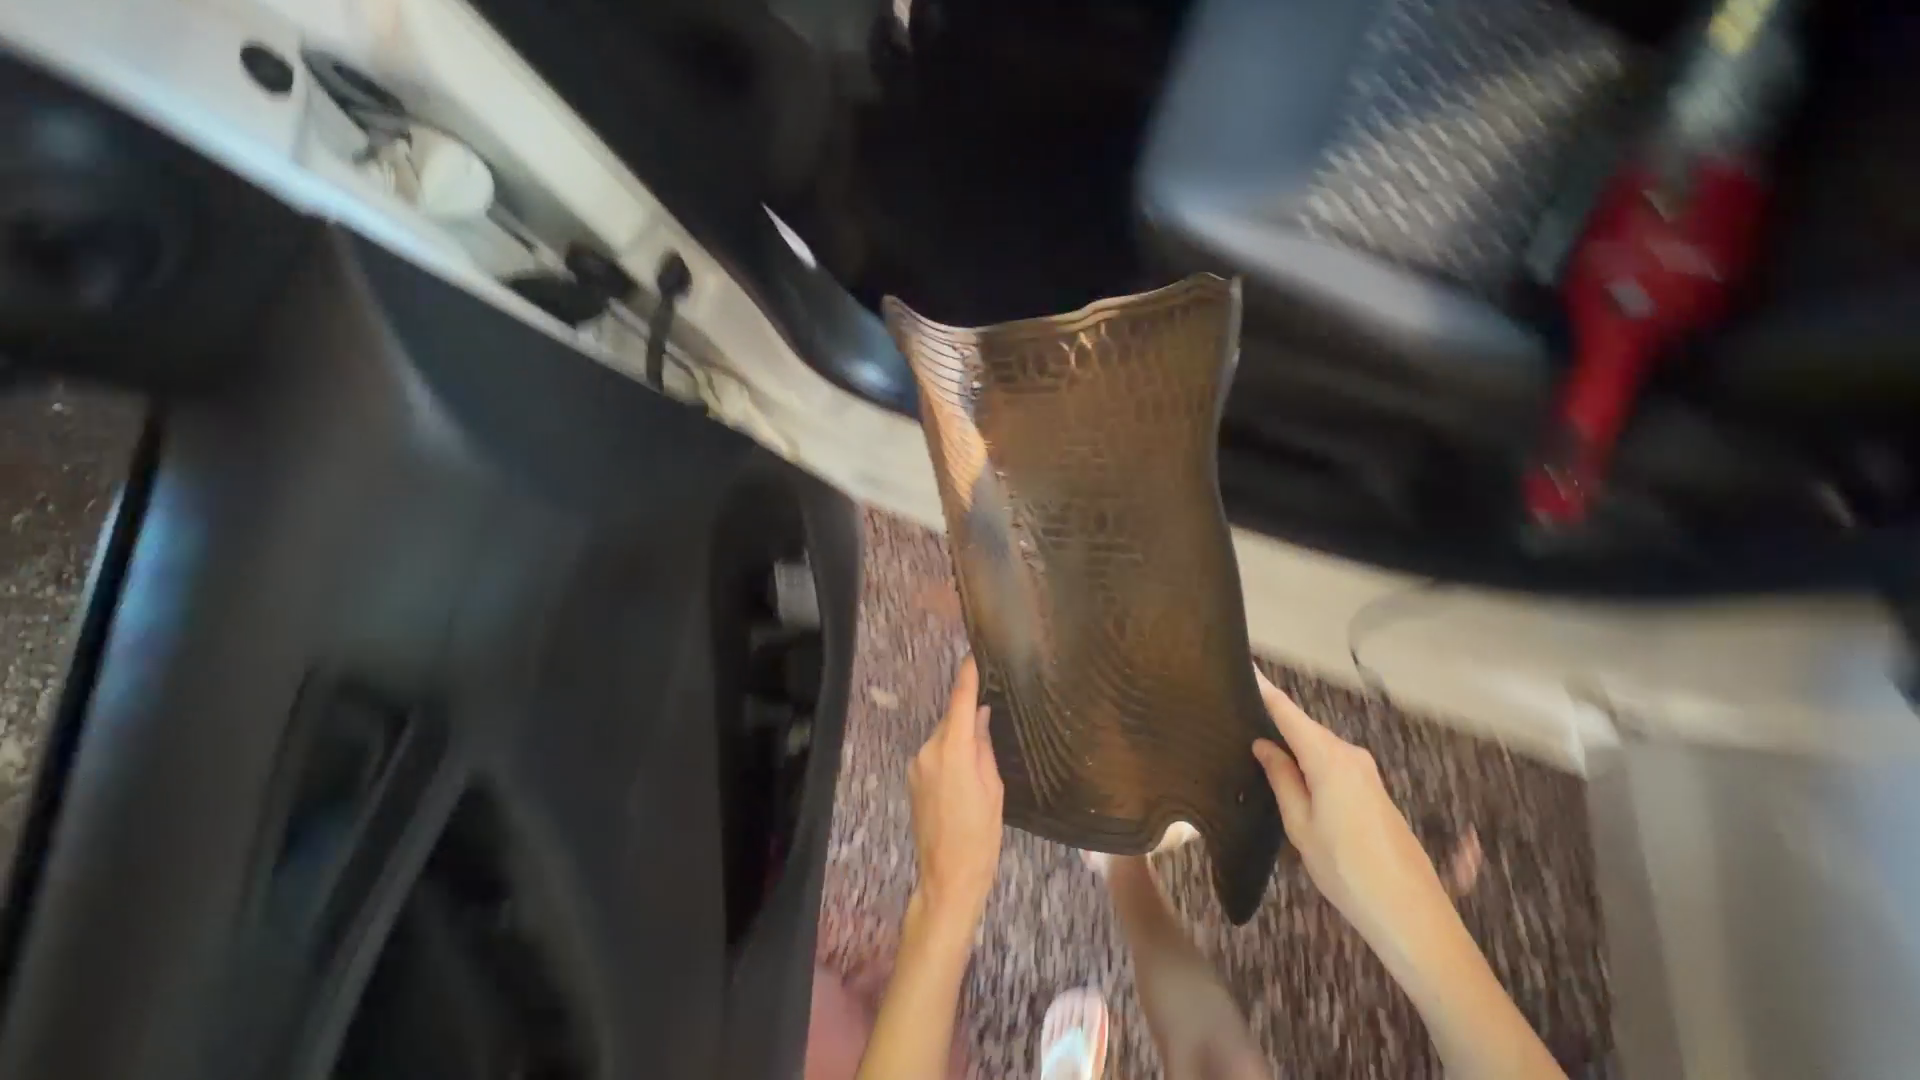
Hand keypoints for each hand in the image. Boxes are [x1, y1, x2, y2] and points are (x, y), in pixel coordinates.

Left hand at [907, 655, 1004, 925]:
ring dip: (960, 736)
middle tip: (994, 709)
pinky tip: (965, 770)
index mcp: (953, 751)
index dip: (967, 676)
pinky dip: (950, 752)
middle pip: (952, 719)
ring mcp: (917, 765)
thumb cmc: (981, 835)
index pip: (961, 702)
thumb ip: (984, 747)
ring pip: (943, 736)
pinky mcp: (912, 778)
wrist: (947, 875)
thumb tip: (980, 717)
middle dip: (969, 713)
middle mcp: (929, 751)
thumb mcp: (993, 788)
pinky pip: (935, 753)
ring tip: (983, 755)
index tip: (973, 654)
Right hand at [1249, 668, 1453, 954]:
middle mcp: (1350, 755)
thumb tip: (1265, 745)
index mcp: (1329, 758)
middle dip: (1274, 720)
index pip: (1288, 712)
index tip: (1245, 666)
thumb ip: (1281, 778)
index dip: (1265, 689)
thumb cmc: (1346, 869)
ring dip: (1291, 745)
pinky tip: (1290, 776)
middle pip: (1304, 728)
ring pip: (1318, 748)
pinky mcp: (1373, 791)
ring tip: (1256, 746)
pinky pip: (1332, 764)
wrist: (1410, 912)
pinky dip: (1308, 762)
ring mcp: (1366, 773)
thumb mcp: (1300, 825)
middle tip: (1238, 715)